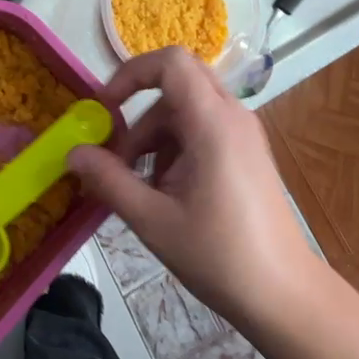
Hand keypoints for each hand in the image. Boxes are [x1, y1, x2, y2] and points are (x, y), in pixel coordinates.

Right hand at [66, 46, 316, 319]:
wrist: (285, 296)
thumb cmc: (219, 256)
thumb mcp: (153, 220)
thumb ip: (109, 181)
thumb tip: (73, 154)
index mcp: (213, 122)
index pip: (171, 62)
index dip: (132, 73)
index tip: (106, 109)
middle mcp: (232, 115)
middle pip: (176, 84)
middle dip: (139, 114)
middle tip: (117, 154)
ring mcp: (243, 133)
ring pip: (187, 109)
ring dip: (155, 137)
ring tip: (138, 187)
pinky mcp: (247, 152)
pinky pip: (202, 129)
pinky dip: (176, 148)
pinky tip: (166, 193)